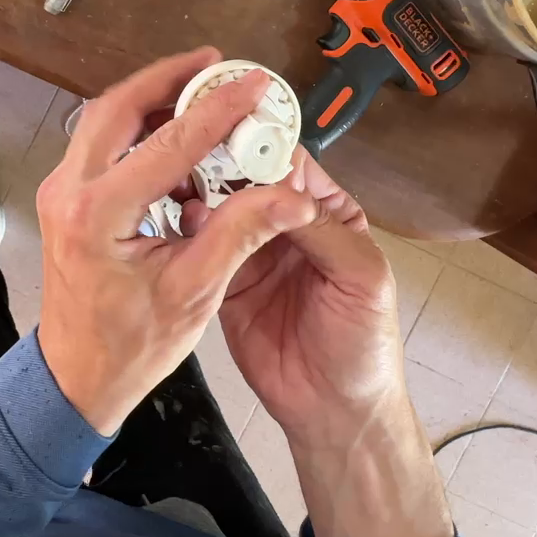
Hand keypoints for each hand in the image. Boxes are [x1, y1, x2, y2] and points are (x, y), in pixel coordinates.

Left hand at [35, 48, 318, 434]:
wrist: (75, 374)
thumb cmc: (131, 344)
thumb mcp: (194, 292)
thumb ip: (240, 233)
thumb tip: (290, 194)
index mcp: (98, 214)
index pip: (167, 145)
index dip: (216, 111)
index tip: (251, 85)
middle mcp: (69, 190)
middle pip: (118, 107)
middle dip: (168, 79)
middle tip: (214, 65)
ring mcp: (60, 189)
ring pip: (105, 118)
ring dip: (151, 97)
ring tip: (199, 88)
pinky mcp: (66, 194)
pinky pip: (100, 141)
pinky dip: (137, 125)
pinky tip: (173, 129)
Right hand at [206, 152, 453, 536]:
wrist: (331, 413)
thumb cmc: (364, 343)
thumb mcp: (362, 278)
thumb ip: (323, 229)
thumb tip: (277, 185)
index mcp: (325, 212)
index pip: (290, 164)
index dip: (262, 144)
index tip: (228, 124)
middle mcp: (283, 221)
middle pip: (248, 178)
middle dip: (222, 160)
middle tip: (189, 143)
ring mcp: (249, 248)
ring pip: (221, 205)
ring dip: (200, 187)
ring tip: (173, 171)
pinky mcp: (222, 276)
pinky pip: (203, 244)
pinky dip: (187, 226)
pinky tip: (172, 215)